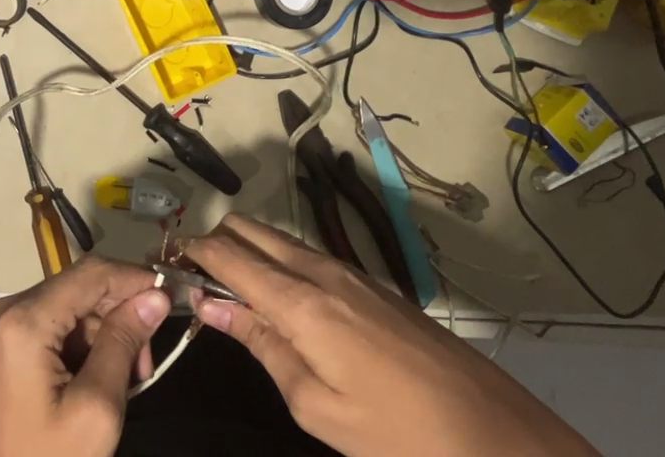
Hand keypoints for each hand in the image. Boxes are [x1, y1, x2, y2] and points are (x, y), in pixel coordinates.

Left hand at [0, 256, 171, 456]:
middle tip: (146, 364)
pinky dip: (84, 342)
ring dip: (106, 332)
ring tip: (127, 379)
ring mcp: (1, 323)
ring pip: (71, 304)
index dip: (135, 278)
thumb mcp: (96, 409)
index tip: (173, 297)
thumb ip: (123, 344)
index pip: (91, 273)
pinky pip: (55, 322)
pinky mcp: (4, 341)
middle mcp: (6, 308)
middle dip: (121, 314)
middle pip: (80, 286)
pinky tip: (102, 376)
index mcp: (24, 320)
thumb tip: (156, 296)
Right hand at [185, 214, 599, 456]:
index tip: (167, 264)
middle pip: (249, 229)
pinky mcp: (372, 282)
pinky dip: (278, 260)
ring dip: (246, 250)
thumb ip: (262, 347)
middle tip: (194, 277)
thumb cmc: (398, 435)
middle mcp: (321, 270)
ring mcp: (350, 271)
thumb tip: (213, 307)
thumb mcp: (318, 407)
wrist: (497, 434)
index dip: (191, 253)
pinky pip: (307, 254)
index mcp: (301, 303)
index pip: (227, 255)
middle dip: (214, 242)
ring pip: (278, 237)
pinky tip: (278, 297)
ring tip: (228, 287)